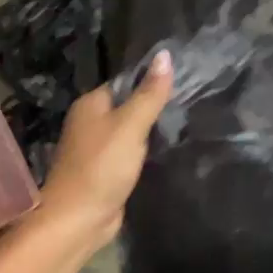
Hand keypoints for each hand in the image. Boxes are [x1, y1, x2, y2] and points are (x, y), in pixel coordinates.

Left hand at [34, 51, 175, 246]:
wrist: (78, 218)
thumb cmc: (101, 166)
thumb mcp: (130, 126)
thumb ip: (149, 94)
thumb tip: (165, 54)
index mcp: (90, 104)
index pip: (125, 82)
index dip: (151, 81)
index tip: (185, 79)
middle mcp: (89, 122)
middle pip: (127, 107)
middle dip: (154, 107)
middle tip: (193, 102)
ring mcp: (96, 148)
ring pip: (130, 132)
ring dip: (151, 132)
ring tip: (188, 122)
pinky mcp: (105, 171)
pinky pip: (129, 154)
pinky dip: (144, 153)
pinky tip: (167, 150)